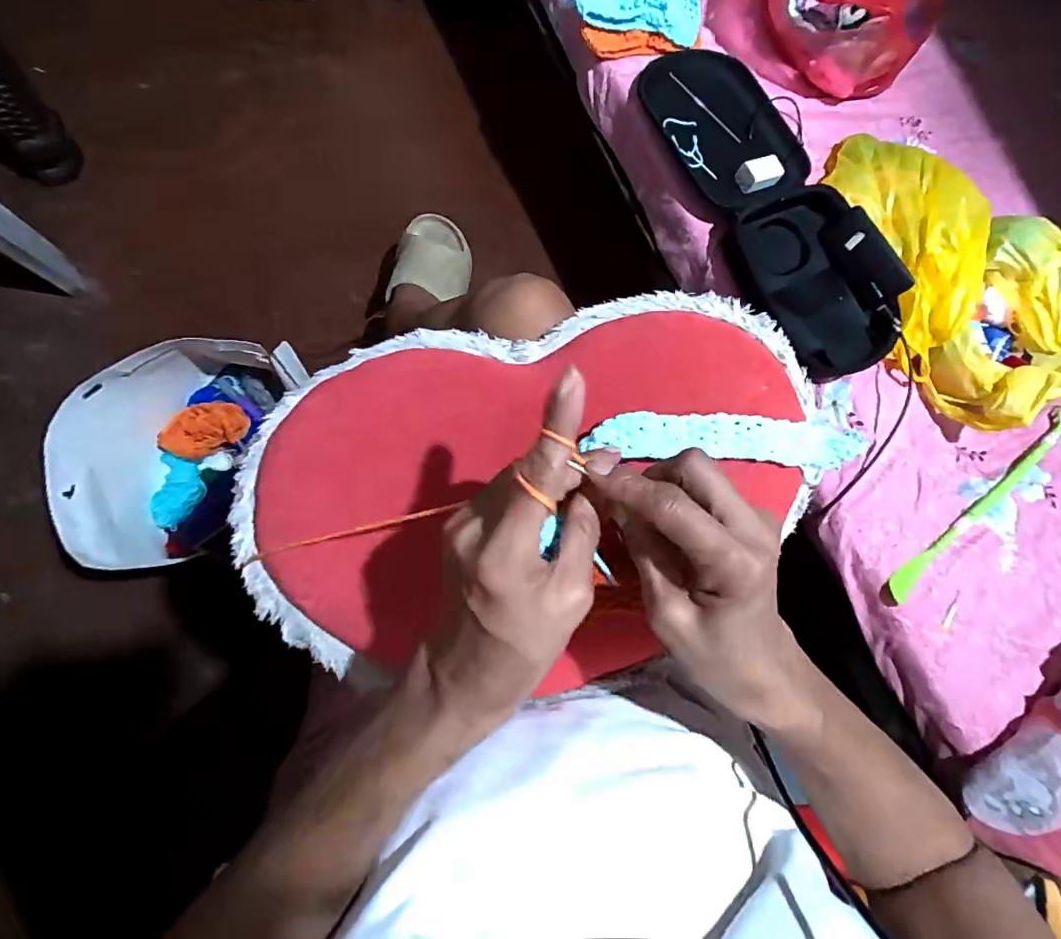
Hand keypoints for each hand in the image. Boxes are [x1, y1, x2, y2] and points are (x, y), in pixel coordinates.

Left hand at [420, 366, 616, 728]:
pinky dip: (532, 495)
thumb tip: (590, 485)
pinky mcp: (456, 526)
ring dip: (551, 482)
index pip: (537, 471)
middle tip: (603, 474)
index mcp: (503, 548)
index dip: (557, 423)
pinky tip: (550, 515)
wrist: (457, 680)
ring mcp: (458, 523)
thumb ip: (581, 533)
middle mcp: (472, 525)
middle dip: (568, 467)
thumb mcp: (570, 598)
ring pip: (517, 480)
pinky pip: (505, 495)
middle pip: (530, 471)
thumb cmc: (522, 650)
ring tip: (579, 505)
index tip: (571, 379)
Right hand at [590, 449, 816, 729]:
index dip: (629, 486)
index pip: (674, 505)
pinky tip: (667, 523)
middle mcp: (755, 525)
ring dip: (664, 481)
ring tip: (641, 514)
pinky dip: (680, 492)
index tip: (592, 473)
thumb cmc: (714, 656)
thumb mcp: (666, 616)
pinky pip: (709, 485)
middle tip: (623, 502)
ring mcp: (760, 515)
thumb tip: (615, 502)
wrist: (764, 667)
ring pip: (702, 470)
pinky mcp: (755, 514)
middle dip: (651, 475)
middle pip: (695, 465)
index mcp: (735, 561)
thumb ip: (643, 553)